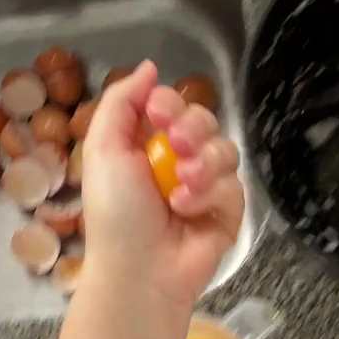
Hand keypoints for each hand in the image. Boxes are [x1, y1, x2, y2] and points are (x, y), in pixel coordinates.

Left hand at [79, 60, 245, 311]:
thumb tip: (149, 68)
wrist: (138, 270)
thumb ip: (121, 102)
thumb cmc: (116, 214)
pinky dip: (211, 196)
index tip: (159, 115)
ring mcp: (205, 187)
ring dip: (204, 164)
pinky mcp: (227, 212)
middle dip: (192, 130)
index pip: (172, 104)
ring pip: (225, 150)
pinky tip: (188, 212)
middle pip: (204, 120)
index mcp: (146, 143)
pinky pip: (234, 186)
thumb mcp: (103, 149)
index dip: (170, 103)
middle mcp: (177, 161)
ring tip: (181, 188)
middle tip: (176, 148)